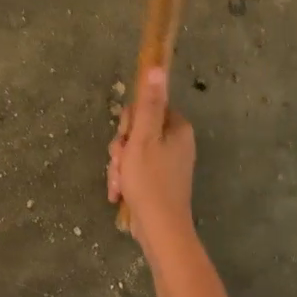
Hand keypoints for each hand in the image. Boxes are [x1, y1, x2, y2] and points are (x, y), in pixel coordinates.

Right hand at [108, 68, 195, 244]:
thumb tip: (157, 67)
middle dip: (121, 150)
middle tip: (119, 165)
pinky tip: (120, 194)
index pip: (145, 109)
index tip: (124, 141)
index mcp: (177, 127)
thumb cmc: (150, 181)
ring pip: (133, 153)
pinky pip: (137, 171)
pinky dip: (126, 181)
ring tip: (119, 185)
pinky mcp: (162, 182)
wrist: (161, 228)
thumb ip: (148, 104)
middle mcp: (177, 142)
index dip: (127, 125)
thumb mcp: (143, 138)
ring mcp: (170, 164)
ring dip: (119, 167)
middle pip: (137, 132)